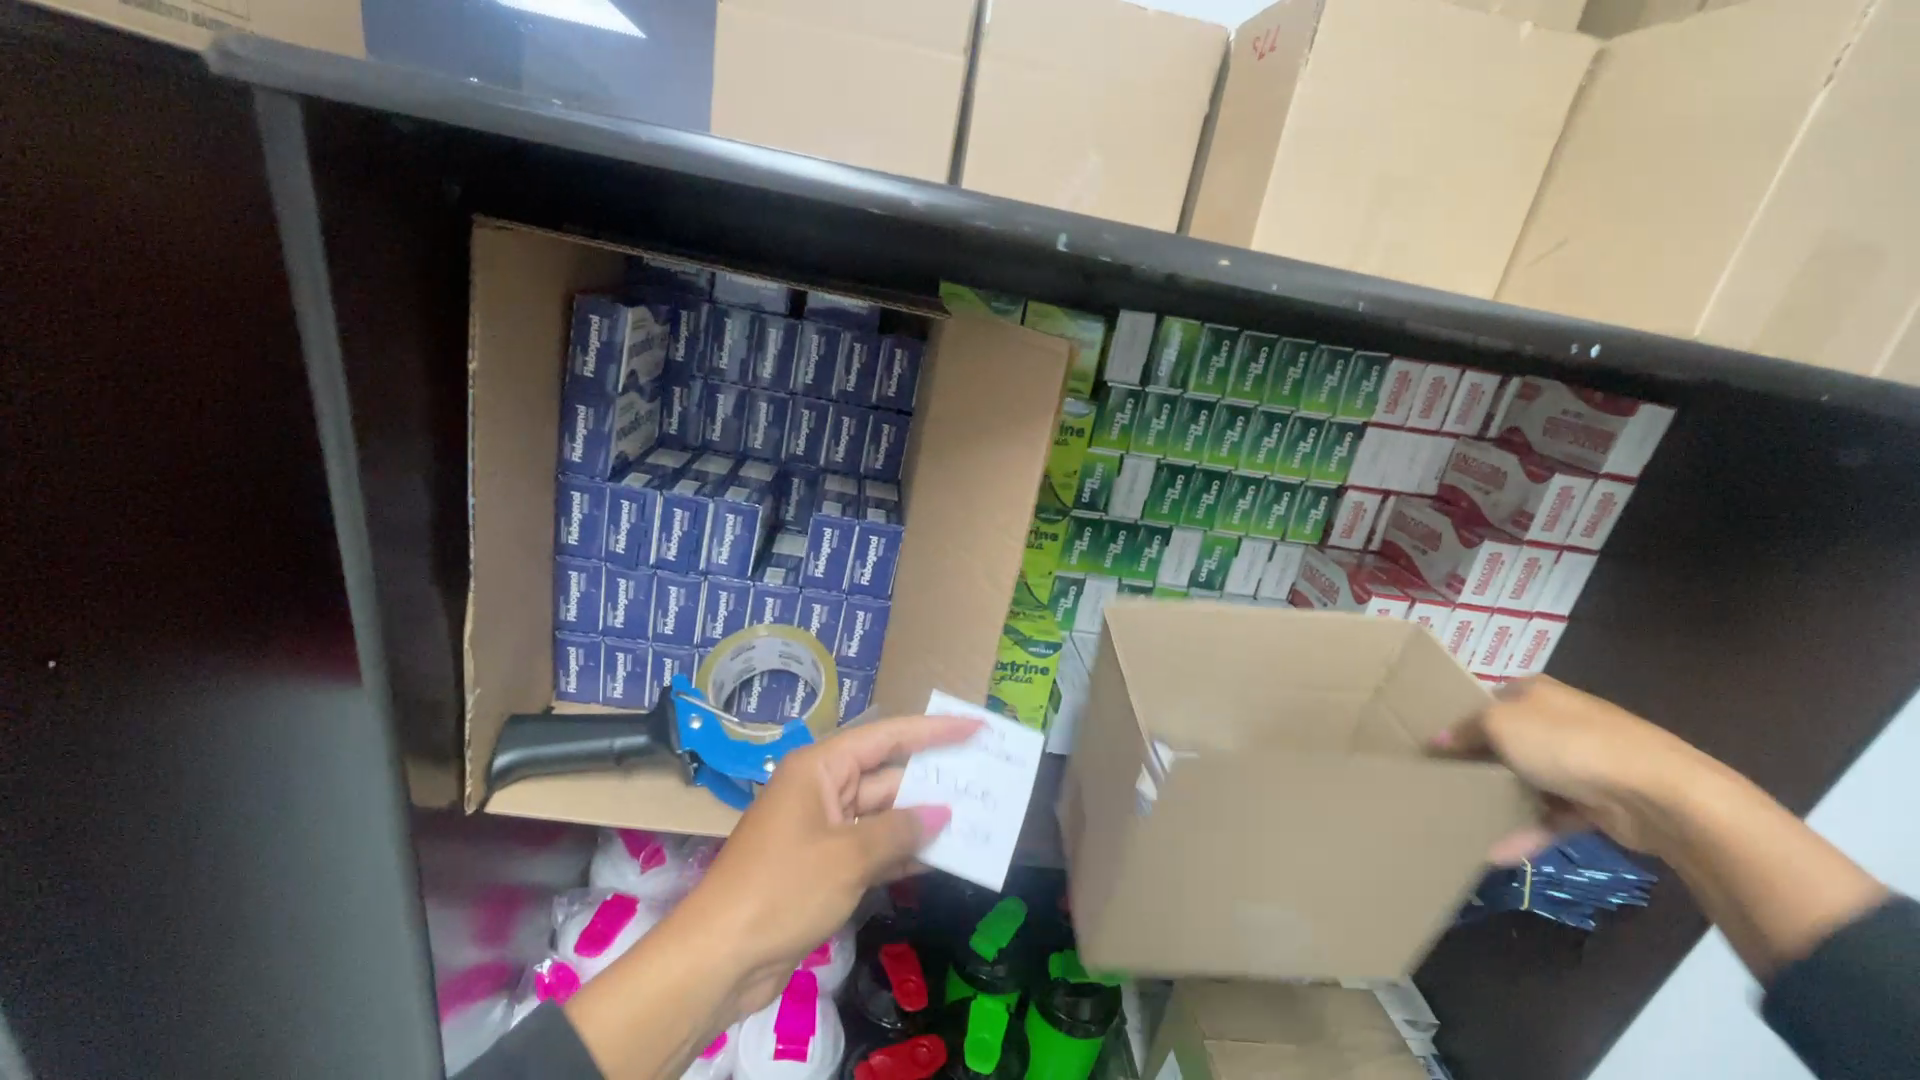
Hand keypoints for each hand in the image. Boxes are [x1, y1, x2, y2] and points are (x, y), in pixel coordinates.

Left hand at [686, 713, 979, 1014]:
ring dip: (922, 822)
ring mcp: (823, 832)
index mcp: (820, 769)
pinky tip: (942, 859)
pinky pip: (873, 850)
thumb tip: (940, 815)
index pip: (886, 737)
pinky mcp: (824, 869)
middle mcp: (822, 792)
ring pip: (883, 816)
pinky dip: (903, 855)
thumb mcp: (848, 857)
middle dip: (932, 782)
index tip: (975, 727)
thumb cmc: (783, 890)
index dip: (933, 731)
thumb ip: (900, 831)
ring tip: (976, 819)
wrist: (721, 957)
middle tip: (984, 781)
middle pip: (887, 776)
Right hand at [1433, 676, 1720, 862]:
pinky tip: (1496, 854)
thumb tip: (1437, 740)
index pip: (1487, 702)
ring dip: (1500, 802)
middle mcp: (1557, 722)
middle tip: (1440, 782)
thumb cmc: (1567, 744)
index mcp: (1534, 693)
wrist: (1656, 792)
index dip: (1459, 721)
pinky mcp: (1596, 803)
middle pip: (1506, 743)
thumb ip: (1464, 731)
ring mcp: (1580, 763)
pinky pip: (1550, 817)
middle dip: (1476, 764)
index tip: (1431, 746)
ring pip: (1528, 782)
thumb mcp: (1499, 724)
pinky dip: (1526, 833)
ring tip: (1462, 820)